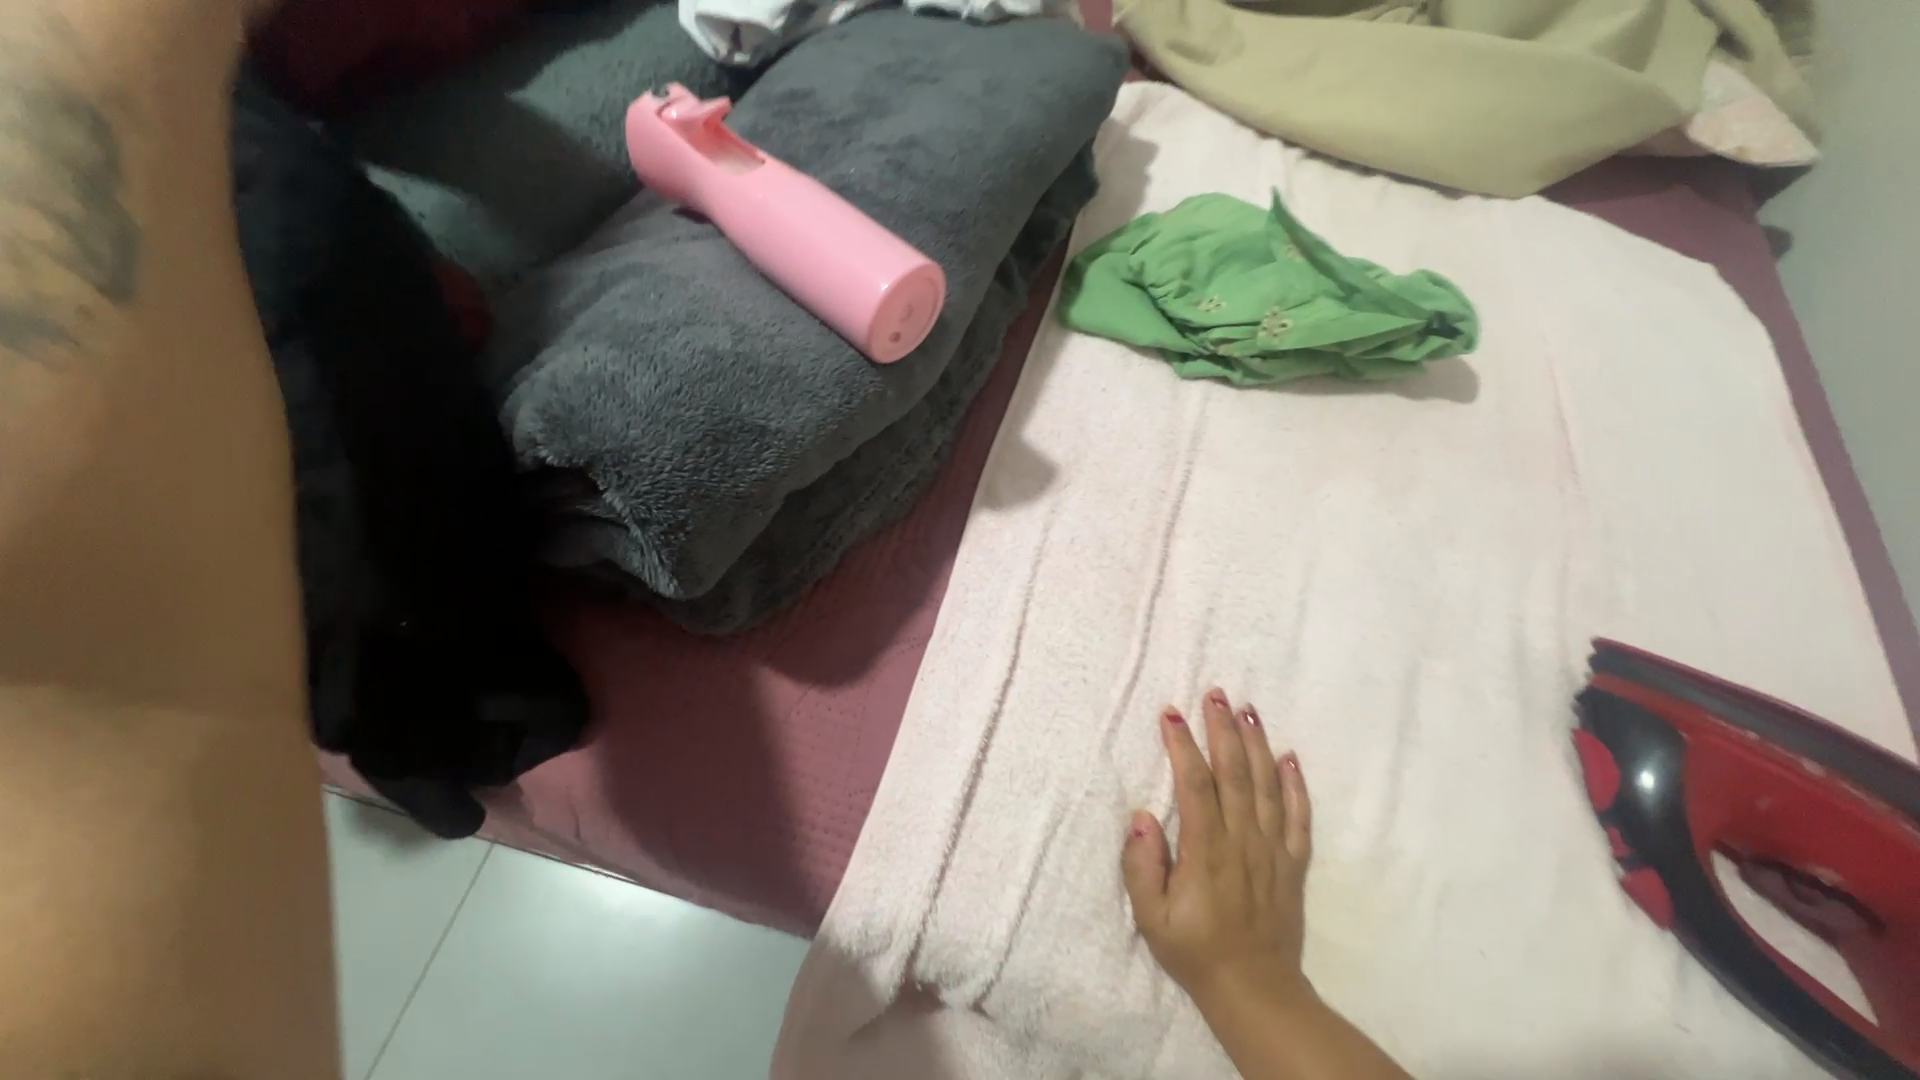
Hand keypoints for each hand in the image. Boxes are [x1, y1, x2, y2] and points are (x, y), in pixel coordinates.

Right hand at [1123, 688, 1313, 1011]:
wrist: (1255, 990)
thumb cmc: (1194, 950)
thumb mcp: (1151, 919)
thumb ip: (1141, 867)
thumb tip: (1141, 817)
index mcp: (1206, 852)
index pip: (1194, 785)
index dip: (1183, 747)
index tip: (1171, 714)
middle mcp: (1243, 842)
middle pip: (1234, 774)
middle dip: (1222, 730)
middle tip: (1215, 693)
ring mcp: (1272, 851)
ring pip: (1265, 786)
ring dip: (1256, 744)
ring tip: (1247, 709)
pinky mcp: (1293, 864)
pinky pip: (1298, 817)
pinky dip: (1295, 785)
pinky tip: (1290, 757)